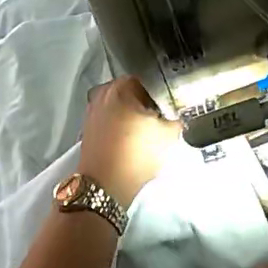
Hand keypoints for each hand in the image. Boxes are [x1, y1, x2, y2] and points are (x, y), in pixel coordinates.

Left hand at [78, 76, 181, 207]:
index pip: (151, 80)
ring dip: (135, 118)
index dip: (166, 94)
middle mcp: (103, 93)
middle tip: (164, 122)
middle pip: (135, 94)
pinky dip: (122, 129)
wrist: (104, 186)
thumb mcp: (169, 134)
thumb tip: (178, 111)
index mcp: (122, 86)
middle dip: (149, 106)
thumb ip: (177, 116)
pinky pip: (112, 122)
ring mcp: (92, 111)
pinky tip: (133, 143)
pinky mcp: (89, 129)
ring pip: (123, 108)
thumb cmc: (135, 155)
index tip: (174, 108)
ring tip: (149, 135)